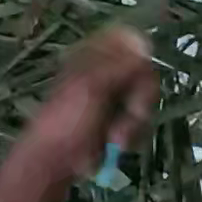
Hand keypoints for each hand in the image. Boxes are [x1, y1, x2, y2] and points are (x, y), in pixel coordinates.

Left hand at [14, 27, 158, 179]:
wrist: (55, 162)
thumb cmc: (66, 121)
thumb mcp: (91, 87)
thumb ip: (120, 65)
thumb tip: (145, 44)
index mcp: (94, 56)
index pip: (127, 39)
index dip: (140, 56)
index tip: (138, 77)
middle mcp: (108, 72)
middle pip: (144, 71)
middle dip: (141, 97)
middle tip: (133, 112)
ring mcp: (115, 97)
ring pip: (146, 98)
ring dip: (134, 121)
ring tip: (116, 137)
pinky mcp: (120, 120)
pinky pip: (142, 119)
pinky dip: (133, 133)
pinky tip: (117, 142)